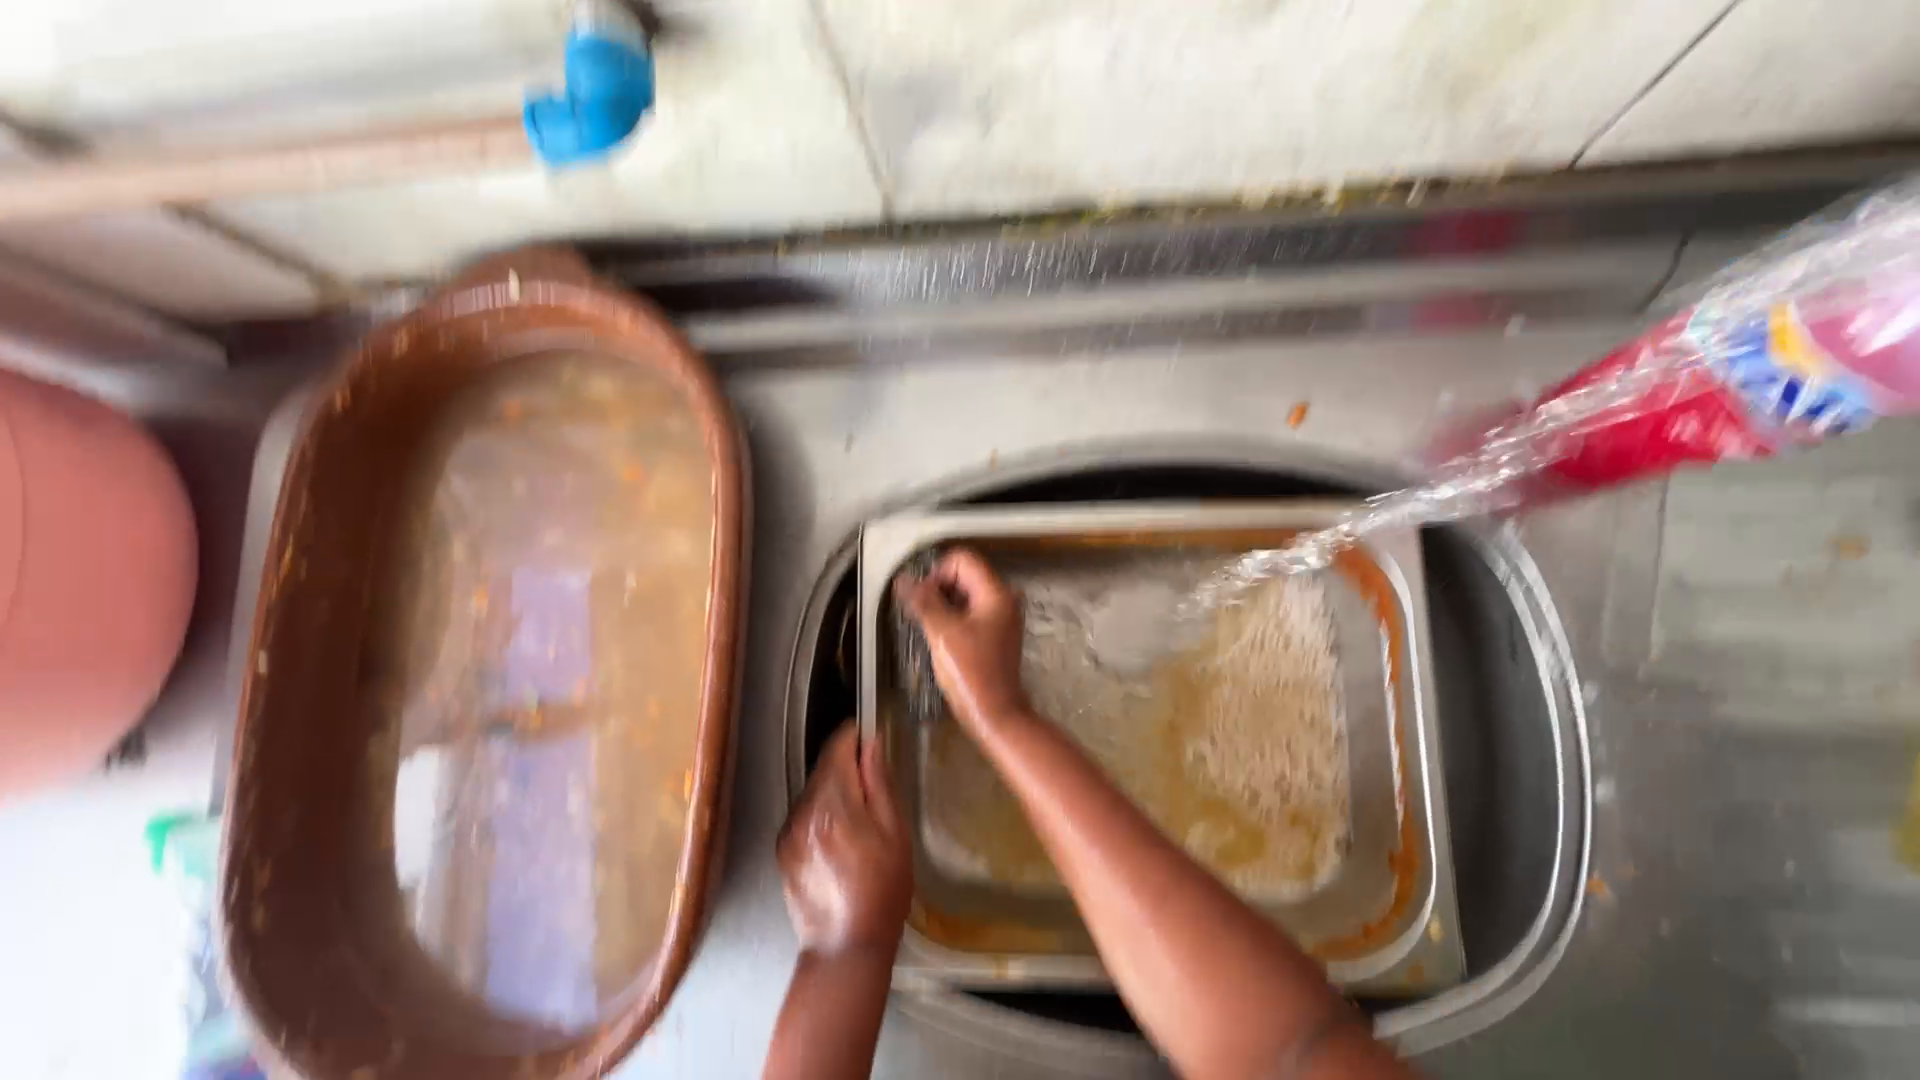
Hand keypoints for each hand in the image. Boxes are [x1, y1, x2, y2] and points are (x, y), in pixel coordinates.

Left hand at [777, 722, 911, 955]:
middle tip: (874, 792)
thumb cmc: (883, 890)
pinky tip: (839, 843)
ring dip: (834, 793)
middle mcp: (803, 811)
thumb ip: (879, 782)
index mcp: (834, 804)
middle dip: (847, 769)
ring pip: (813, 792)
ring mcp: (788, 831)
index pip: (837, 747)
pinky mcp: (781, 849)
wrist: (845, 947)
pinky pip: (803, 816)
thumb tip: (871, 743)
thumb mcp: (895, 832)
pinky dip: (820, 816)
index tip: (870, 736)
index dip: (854, 736)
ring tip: (859, 824)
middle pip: (824, 769)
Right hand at [894, 548, 1030, 733]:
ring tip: (928, 627)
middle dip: (938, 588)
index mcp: (996, 593)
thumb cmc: (971, 673)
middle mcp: (1004, 599)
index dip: (936, 572)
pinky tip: (940, 636)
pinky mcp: (994, 633)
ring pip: (965, 594)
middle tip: (921, 613)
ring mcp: (1001, 617)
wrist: (994, 713)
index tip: (921, 598)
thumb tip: (903, 580)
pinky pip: (970, 612)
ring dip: (943, 604)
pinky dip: (952, 617)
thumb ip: (924, 602)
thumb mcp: (943, 633)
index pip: (962, 560)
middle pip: (964, 575)